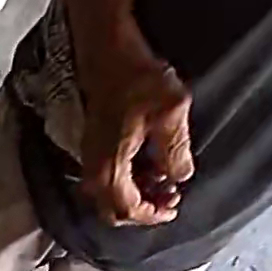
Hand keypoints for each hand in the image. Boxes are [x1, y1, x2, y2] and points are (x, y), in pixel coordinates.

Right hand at [79, 57, 193, 226]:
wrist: (109, 55)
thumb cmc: (136, 79)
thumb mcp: (171, 112)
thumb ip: (176, 151)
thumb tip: (181, 176)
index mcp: (110, 169)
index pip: (129, 210)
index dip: (152, 215)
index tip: (173, 208)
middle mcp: (95, 173)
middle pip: (115, 213)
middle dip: (143, 211)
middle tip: (168, 199)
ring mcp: (90, 164)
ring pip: (110, 200)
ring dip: (136, 198)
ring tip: (162, 184)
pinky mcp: (92, 154)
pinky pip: (107, 184)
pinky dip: (128, 185)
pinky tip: (147, 170)